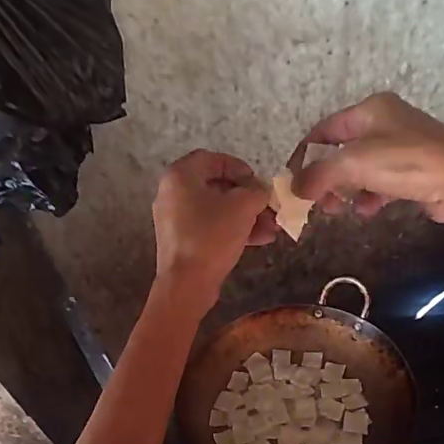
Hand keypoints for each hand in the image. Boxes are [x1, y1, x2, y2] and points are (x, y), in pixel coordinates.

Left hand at [152, 150, 277, 293]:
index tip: (258, 183)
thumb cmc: (212, 236)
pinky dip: (232, 230)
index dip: (239, 168)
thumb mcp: (243, 206)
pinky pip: (210, 228)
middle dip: (248, 198)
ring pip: (216, 210)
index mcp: (180, 177)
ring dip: (246, 216)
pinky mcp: (181, 242)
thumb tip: (260, 190)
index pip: (213, 159)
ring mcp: (175, 220)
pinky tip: (260, 239)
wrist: (187, 284)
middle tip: (269, 208)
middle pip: (216, 187)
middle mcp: (172, 194)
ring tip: (271, 228)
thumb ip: (256, 191)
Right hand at [289, 92, 443, 223]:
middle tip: (317, 202)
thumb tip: (294, 189)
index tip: (293, 183)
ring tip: (340, 209)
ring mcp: (400, 147)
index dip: (304, 156)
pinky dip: (369, 197)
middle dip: (325, 178)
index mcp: (369, 110)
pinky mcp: (412, 171)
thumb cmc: (407, 163)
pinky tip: (369, 209)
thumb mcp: (354, 163)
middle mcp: (384, 123)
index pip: (323, 131)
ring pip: (358, 171)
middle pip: (339, 152)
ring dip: (345, 191)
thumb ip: (318, 175)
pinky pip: (378, 184)